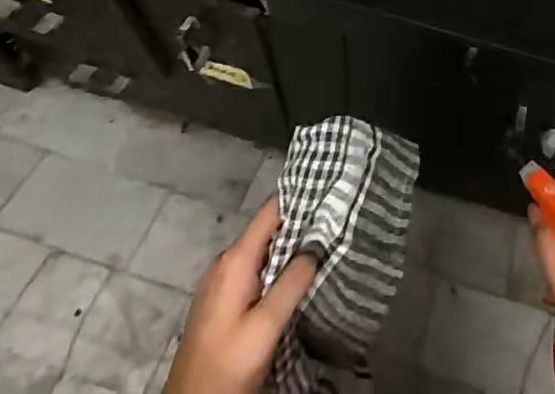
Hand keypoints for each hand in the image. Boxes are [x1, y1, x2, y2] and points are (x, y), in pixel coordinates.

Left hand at [165, 197, 317, 393]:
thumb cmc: (227, 364)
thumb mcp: (265, 326)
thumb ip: (292, 283)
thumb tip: (316, 245)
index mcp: (234, 260)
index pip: (270, 212)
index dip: (298, 197)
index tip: (329, 191)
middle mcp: (224, 262)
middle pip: (267, 229)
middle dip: (298, 223)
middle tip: (335, 219)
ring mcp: (219, 281)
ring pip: (261, 250)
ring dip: (289, 246)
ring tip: (323, 243)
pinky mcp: (221, 300)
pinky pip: (253, 268)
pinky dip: (276, 264)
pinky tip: (295, 274)